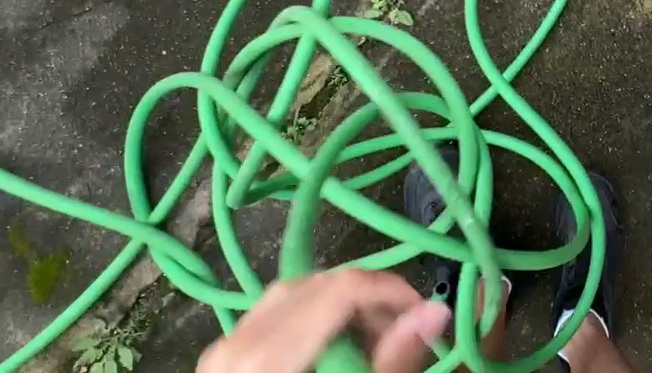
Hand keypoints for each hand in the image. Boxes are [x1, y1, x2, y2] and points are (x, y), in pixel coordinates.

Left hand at [197, 269, 450, 372]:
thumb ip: (394, 364)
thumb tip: (436, 310)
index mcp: (267, 360)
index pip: (342, 289)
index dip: (391, 290)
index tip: (422, 313)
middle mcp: (236, 345)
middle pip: (321, 287)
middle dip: (370, 300)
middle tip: (399, 333)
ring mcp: (219, 353)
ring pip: (296, 296)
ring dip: (342, 306)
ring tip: (368, 342)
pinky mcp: (216, 365)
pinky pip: (272, 317)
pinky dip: (311, 320)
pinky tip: (330, 351)